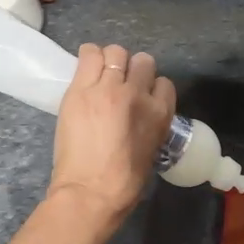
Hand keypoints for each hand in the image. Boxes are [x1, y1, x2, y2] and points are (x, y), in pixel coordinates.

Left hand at [46, 44, 175, 230]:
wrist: (91, 192)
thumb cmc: (125, 182)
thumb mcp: (151, 149)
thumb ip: (149, 123)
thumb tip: (140, 113)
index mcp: (160, 113)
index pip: (164, 83)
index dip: (151, 88)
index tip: (141, 98)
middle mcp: (138, 94)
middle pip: (142, 61)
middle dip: (133, 70)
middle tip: (119, 85)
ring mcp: (108, 88)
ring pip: (115, 52)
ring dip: (110, 60)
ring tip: (101, 76)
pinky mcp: (80, 89)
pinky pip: (88, 54)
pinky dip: (89, 58)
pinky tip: (86, 72)